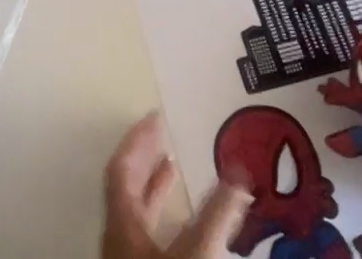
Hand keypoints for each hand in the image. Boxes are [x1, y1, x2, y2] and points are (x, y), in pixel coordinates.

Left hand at [102, 112, 252, 258]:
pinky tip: (191, 222)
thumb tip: (240, 172)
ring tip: (179, 167)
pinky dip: (168, 217)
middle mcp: (121, 238)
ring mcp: (130, 258)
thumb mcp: (197, 252)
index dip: (137, 140)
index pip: (121, 168)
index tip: (155, 116)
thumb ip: (218, 214)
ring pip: (140, 212)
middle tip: (169, 134)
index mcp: (123, 223)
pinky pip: (151, 234)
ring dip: (158, 187)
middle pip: (128, 187)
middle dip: (148, 158)